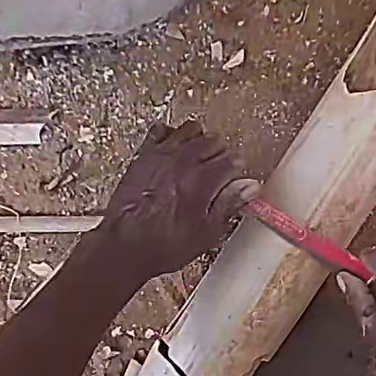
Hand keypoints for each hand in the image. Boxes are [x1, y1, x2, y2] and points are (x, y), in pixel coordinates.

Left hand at [84, 122, 249, 285]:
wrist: (125, 245)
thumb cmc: (163, 244)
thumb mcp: (206, 233)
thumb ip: (229, 204)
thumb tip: (249, 187)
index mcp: (202, 181)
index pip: (232, 160)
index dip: (236, 173)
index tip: (233, 184)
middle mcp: (183, 161)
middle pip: (214, 142)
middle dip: (220, 156)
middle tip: (217, 176)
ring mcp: (161, 154)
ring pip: (191, 130)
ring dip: (199, 143)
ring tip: (198, 162)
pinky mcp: (144, 155)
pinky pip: (162, 130)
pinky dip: (172, 137)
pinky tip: (174, 153)